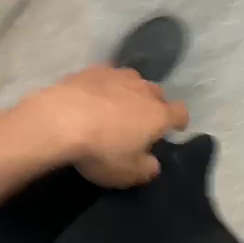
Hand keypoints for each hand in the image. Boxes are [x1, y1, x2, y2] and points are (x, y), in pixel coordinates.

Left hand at [15, 65, 189, 187]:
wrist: (63, 118)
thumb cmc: (102, 150)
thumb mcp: (127, 173)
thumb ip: (146, 168)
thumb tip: (153, 162)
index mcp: (157, 114)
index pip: (180, 112)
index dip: (180, 120)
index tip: (177, 127)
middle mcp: (143, 89)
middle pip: (157, 93)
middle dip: (155, 105)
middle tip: (143, 121)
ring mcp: (119, 75)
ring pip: (134, 80)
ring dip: (132, 92)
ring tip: (119, 106)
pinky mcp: (95, 69)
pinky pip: (109, 75)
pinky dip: (107, 85)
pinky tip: (95, 95)